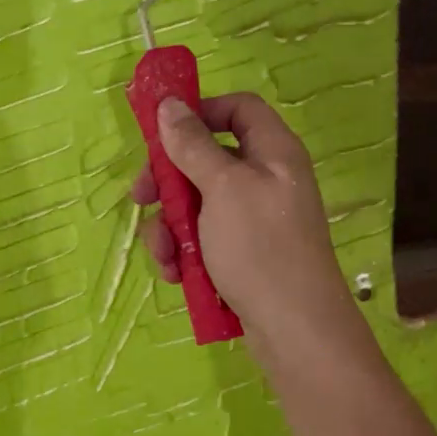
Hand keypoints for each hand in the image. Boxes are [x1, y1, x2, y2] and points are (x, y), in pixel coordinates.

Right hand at [132, 93, 354, 337]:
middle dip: (169, 180)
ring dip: (170, 226)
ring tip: (164, 253)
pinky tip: (176, 273)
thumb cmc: (261, 248)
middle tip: (141, 197)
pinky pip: (203, 238)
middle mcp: (265, 179)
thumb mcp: (222, 189)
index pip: (238, 108)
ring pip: (196, 203)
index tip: (163, 131)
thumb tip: (169, 104)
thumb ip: (192, 145)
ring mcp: (253, 219)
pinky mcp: (242, 253)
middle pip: (206, 158)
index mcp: (272, 152)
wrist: (295, 330)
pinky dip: (185, 252)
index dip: (201, 112)